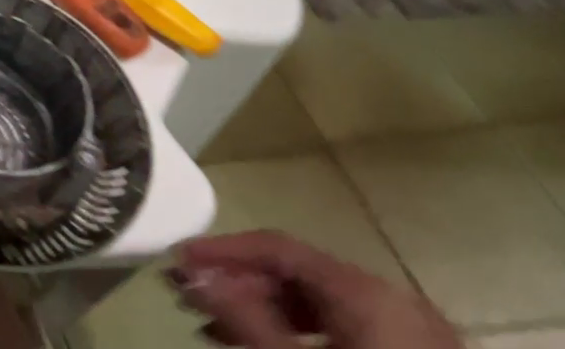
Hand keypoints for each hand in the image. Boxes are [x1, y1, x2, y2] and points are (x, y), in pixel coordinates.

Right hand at [168, 231, 459, 348]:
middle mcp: (393, 300)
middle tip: (187, 296)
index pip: (277, 246)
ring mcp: (411, 332)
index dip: (220, 249)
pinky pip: (343, 329)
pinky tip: (260, 345)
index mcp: (368, 292)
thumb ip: (241, 315)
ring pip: (316, 304)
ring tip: (212, 330)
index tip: (175, 259)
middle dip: (237, 284)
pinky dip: (297, 333)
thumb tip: (190, 273)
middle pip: (296, 274)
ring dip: (260, 311)